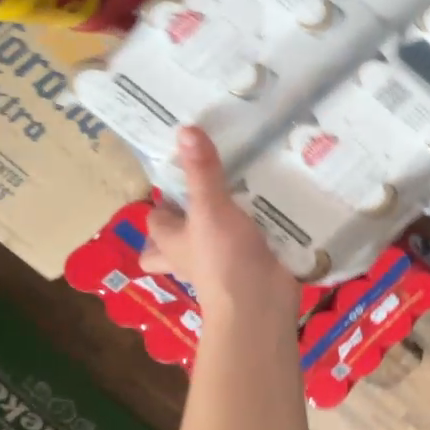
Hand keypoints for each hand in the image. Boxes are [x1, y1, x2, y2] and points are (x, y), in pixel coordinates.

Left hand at [143, 127, 300, 322]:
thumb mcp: (211, 208)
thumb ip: (203, 171)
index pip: (155, 218)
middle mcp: (188, 254)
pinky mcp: (248, 266)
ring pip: (209, 244)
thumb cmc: (224, 256)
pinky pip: (245, 247)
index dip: (165, 200)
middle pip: (171, 240)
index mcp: (168, 241)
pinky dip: (254, 236)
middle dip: (183, 224)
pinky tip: (273, 217)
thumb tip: (185, 129)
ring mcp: (218, 263)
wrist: (259, 300)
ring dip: (221, 228)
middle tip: (211, 196)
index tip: (189, 175)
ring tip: (247, 199)